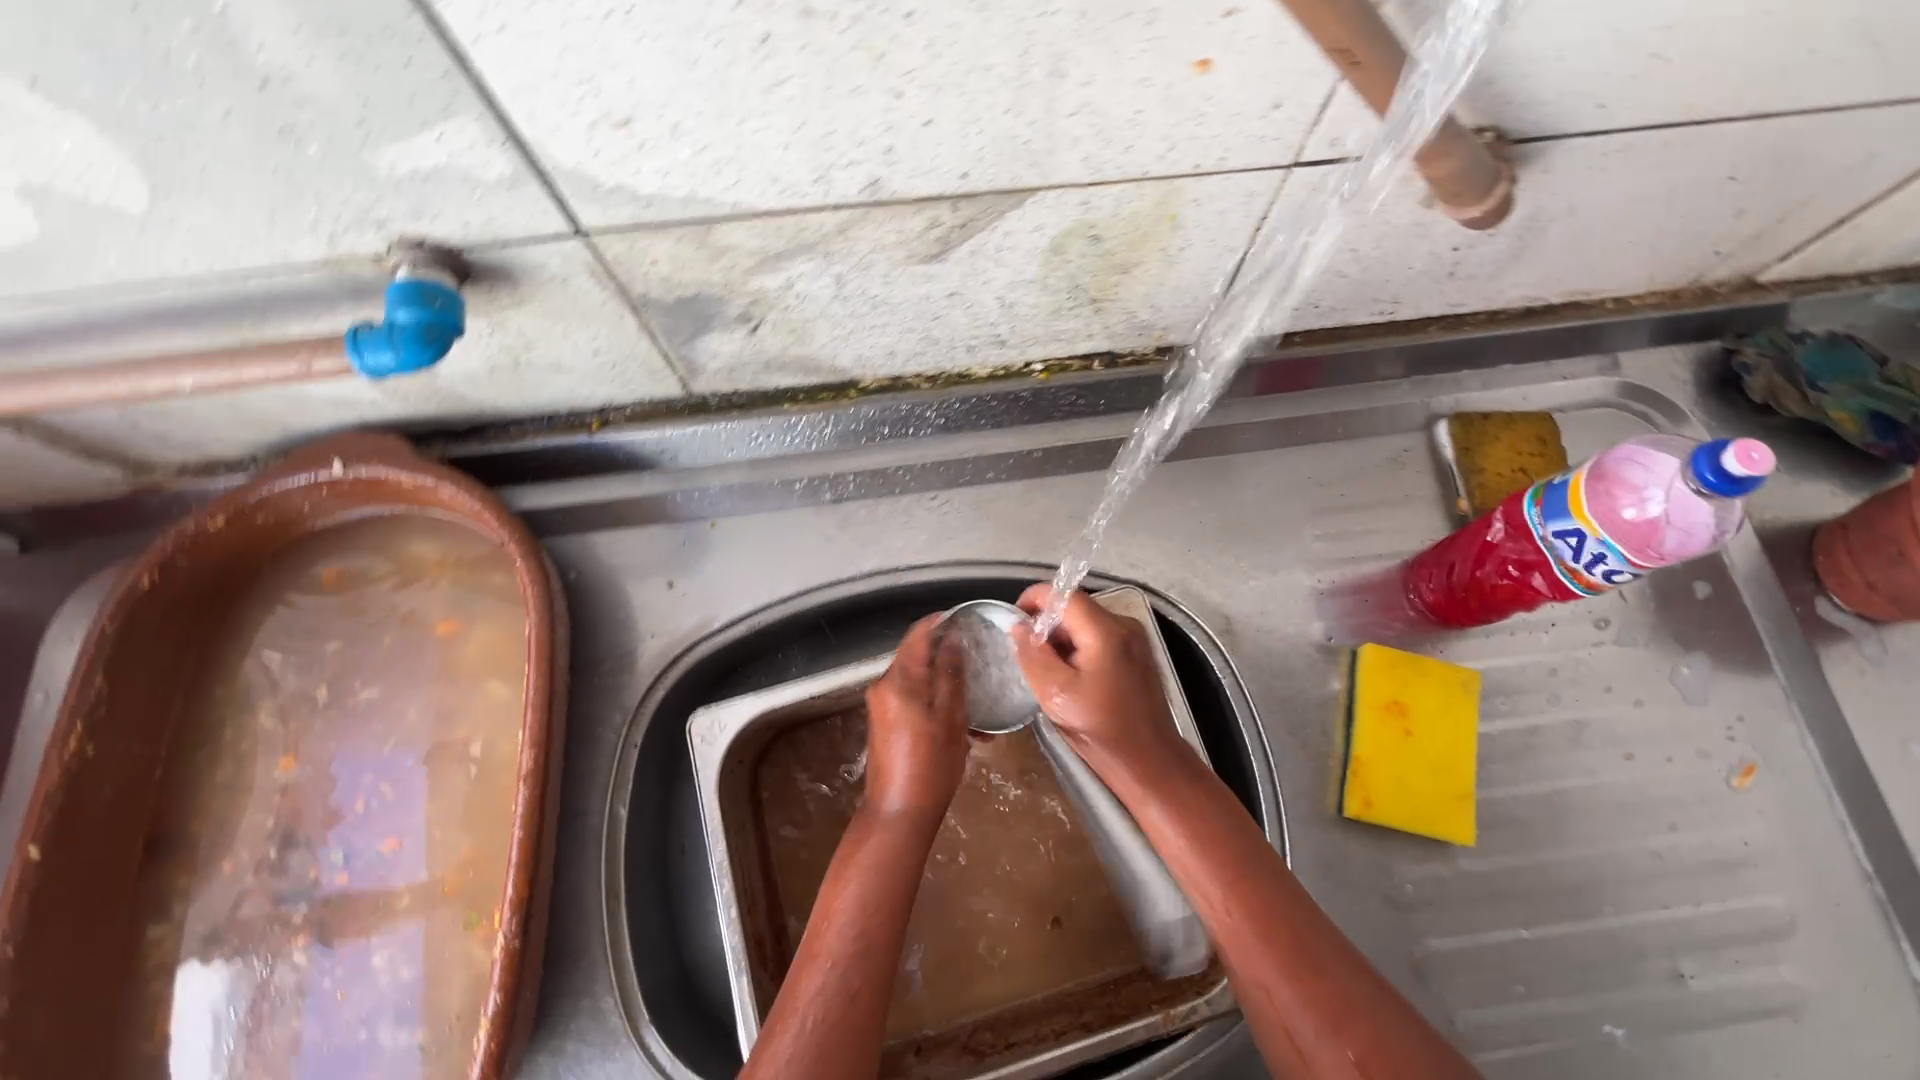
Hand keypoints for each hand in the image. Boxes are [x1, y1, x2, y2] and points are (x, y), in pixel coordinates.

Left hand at [863, 613, 968, 817]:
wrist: (898, 812)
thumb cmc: (931, 766)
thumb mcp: (951, 719)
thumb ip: (951, 676)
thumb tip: (953, 640)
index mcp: (899, 680)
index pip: (918, 634)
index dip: (941, 622)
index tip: (967, 621)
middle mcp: (884, 686)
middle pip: (916, 656)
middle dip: (947, 656)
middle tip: (980, 662)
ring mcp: (882, 705)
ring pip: (917, 679)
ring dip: (945, 683)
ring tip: (977, 699)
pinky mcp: (885, 722)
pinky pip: (912, 699)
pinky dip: (935, 702)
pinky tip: (962, 722)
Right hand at [1011, 585, 1185, 767]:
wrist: (1149, 759)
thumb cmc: (1101, 729)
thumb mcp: (1055, 694)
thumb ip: (1033, 655)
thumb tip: (1019, 626)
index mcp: (1105, 632)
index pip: (1064, 595)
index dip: (1034, 599)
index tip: (1014, 618)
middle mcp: (1124, 626)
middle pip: (1075, 608)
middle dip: (1047, 625)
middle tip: (1028, 654)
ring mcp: (1134, 639)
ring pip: (1086, 623)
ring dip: (1062, 640)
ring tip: (1049, 671)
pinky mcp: (1136, 654)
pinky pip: (1099, 638)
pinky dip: (1080, 649)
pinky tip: (1072, 679)